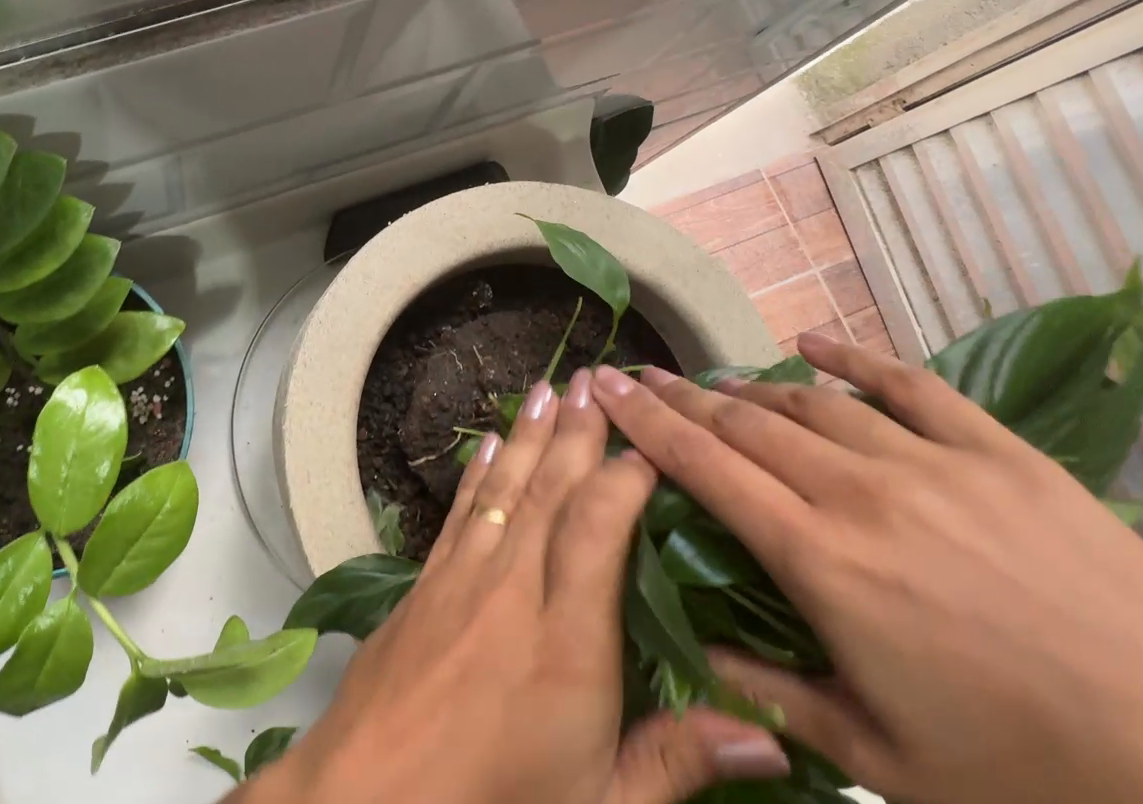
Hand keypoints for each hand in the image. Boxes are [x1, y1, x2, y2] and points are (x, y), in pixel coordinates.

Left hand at [243, 370, 791, 803]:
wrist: (367, 796)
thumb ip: (678, 760)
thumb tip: (776, 739)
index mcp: (566, 642)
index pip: (598, 531)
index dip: (625, 479)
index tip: (652, 441)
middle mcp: (511, 593)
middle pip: (548, 495)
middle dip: (575, 434)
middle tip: (594, 380)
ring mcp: (459, 584)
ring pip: (502, 493)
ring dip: (526, 438)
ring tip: (546, 390)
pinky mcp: (421, 589)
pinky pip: (456, 518)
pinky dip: (474, 478)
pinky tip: (484, 447)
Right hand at [590, 333, 1142, 803]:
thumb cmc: (1018, 766)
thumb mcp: (873, 754)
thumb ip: (768, 693)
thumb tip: (688, 652)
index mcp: (821, 562)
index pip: (705, 469)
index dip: (645, 423)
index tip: (604, 391)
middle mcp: (863, 496)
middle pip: (746, 425)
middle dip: (681, 397)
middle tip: (637, 376)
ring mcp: (936, 467)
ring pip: (815, 404)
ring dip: (752, 388)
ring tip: (714, 382)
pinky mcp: (1003, 457)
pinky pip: (914, 387)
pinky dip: (855, 360)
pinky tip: (813, 342)